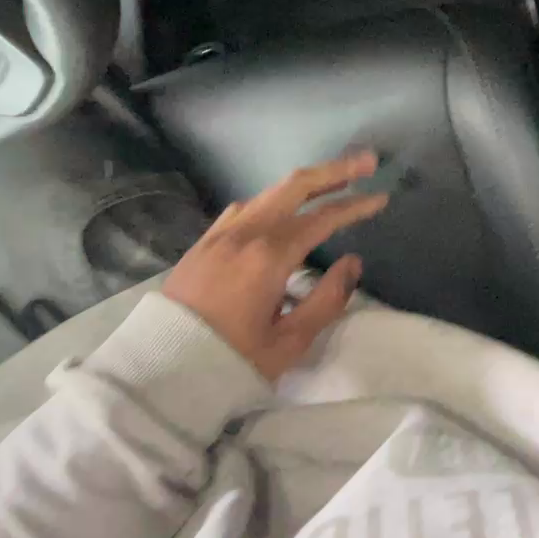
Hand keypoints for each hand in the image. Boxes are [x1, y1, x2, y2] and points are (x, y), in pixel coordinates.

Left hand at [162, 151, 388, 379]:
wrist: (157, 374)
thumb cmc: (230, 362)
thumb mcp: (288, 343)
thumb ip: (327, 299)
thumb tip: (352, 262)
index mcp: (271, 254)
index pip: (324, 217)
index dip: (356, 205)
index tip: (381, 198)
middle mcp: (247, 232)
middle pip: (297, 185)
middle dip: (335, 170)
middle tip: (366, 162)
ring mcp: (222, 233)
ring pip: (270, 192)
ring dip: (305, 182)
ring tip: (332, 182)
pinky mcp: (204, 242)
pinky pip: (246, 207)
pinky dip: (274, 198)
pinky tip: (281, 208)